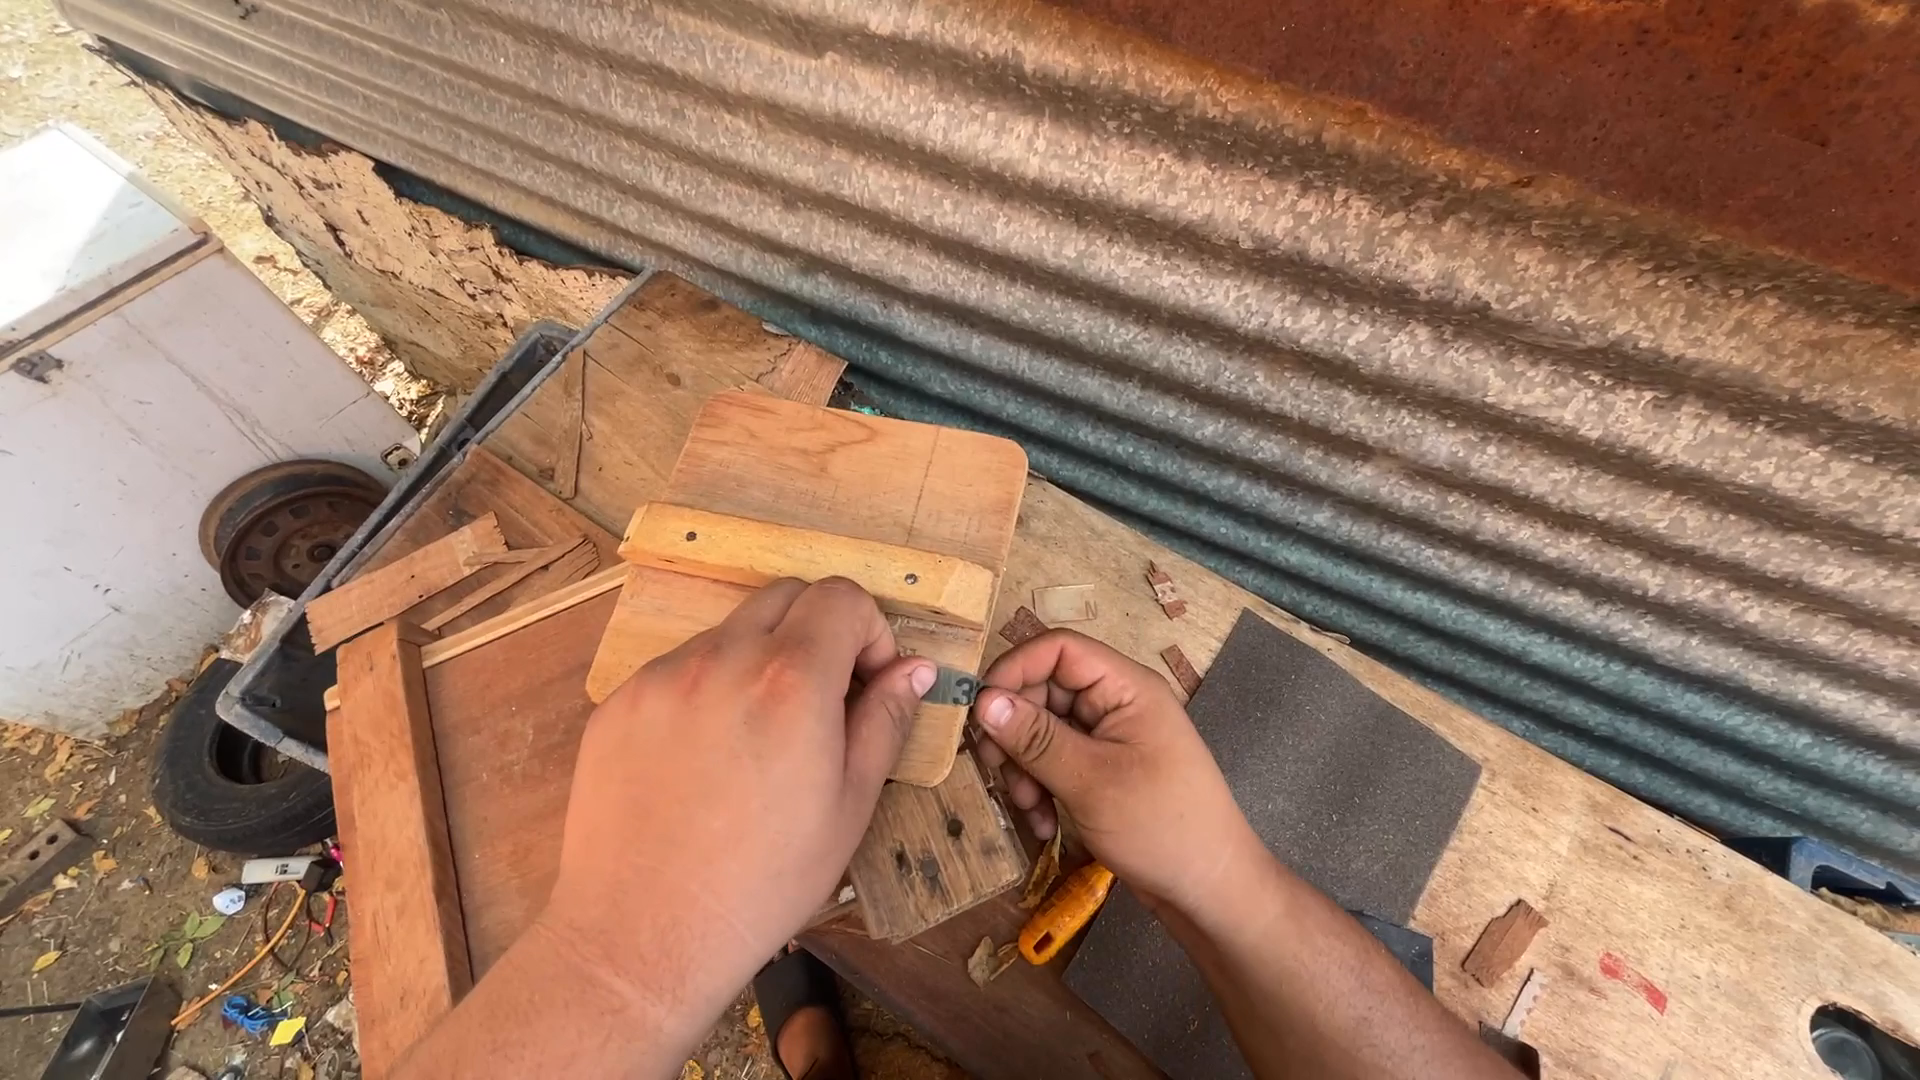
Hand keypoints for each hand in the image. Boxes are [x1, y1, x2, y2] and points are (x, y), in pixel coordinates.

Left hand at [542, 577, 934, 1014]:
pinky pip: (682, 664)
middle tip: (822, 695)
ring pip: (732, 628)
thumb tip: (915, 668)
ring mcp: (663, 675)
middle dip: (819, 629)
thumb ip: (886, 719)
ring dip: (763, 656)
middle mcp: (724, 658)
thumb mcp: (850, 804)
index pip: (842, 596)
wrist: (639, 939)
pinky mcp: (621, 700)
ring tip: (759, 731)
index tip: (866, 679)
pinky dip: (711, 683)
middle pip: (788, 594)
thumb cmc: (764, 881)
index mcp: (791, 680)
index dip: (870, 629)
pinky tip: (706, 752)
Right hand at [971, 629, 1260, 917]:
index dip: (1015, 669)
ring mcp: (1109, 738)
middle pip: (1046, 690)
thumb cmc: (1161, 827)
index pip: (1059, 649)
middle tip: (994, 768)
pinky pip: (1056, 761)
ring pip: (1044, 729)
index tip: (980, 708)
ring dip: (1024, 765)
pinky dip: (1040, 786)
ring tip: (1026, 805)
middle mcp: (1116, 702)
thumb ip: (1035, 738)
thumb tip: (983, 701)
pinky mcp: (1102, 770)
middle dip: (1015, 729)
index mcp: (1126, 687)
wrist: (1211, 893)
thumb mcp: (1091, 781)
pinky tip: (1041, 822)